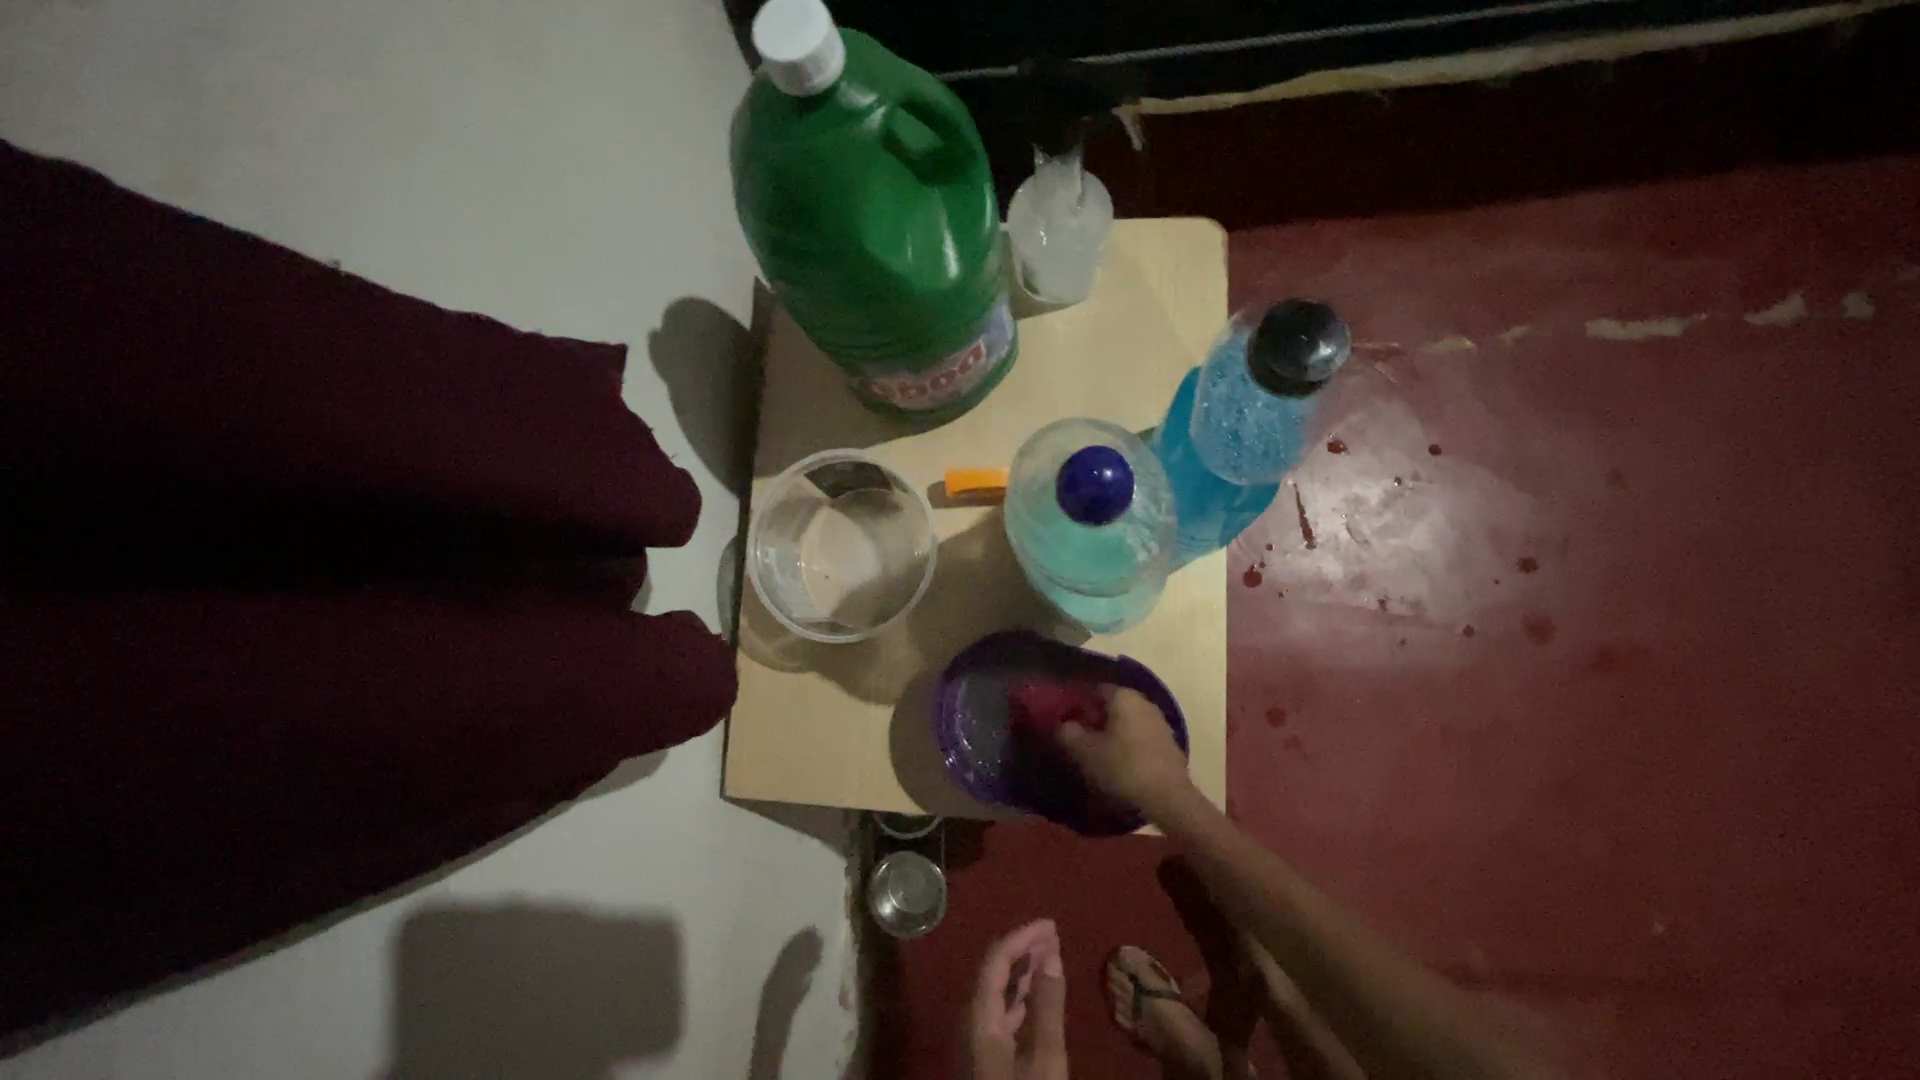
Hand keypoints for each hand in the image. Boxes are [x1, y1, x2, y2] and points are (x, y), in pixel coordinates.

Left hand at [961, 919, 1067, 1079]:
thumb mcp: (1044, 1057)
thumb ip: (1047, 1006)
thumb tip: (1051, 955)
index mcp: (978, 1013)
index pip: (997, 959)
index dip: (1024, 936)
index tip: (1052, 924)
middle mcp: (971, 1019)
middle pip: (995, 972)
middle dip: (1025, 950)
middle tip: (1054, 936)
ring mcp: (976, 1038)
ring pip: (999, 992)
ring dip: (1025, 973)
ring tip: (1051, 957)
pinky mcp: (985, 1055)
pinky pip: (1002, 1011)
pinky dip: (1022, 997)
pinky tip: (1039, 996)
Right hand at [1056, 687, 1191, 811]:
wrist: (1168, 799)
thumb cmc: (1123, 767)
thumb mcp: (1086, 751)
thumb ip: (1069, 733)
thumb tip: (1062, 723)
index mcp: (1124, 696)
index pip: (1095, 689)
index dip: (1077, 702)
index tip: (1064, 718)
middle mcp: (1144, 703)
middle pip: (1112, 705)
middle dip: (1094, 718)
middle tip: (1076, 737)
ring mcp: (1159, 723)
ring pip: (1126, 722)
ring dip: (1110, 733)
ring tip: (1094, 753)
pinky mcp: (1168, 745)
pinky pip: (1139, 737)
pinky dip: (1126, 745)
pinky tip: (1116, 763)